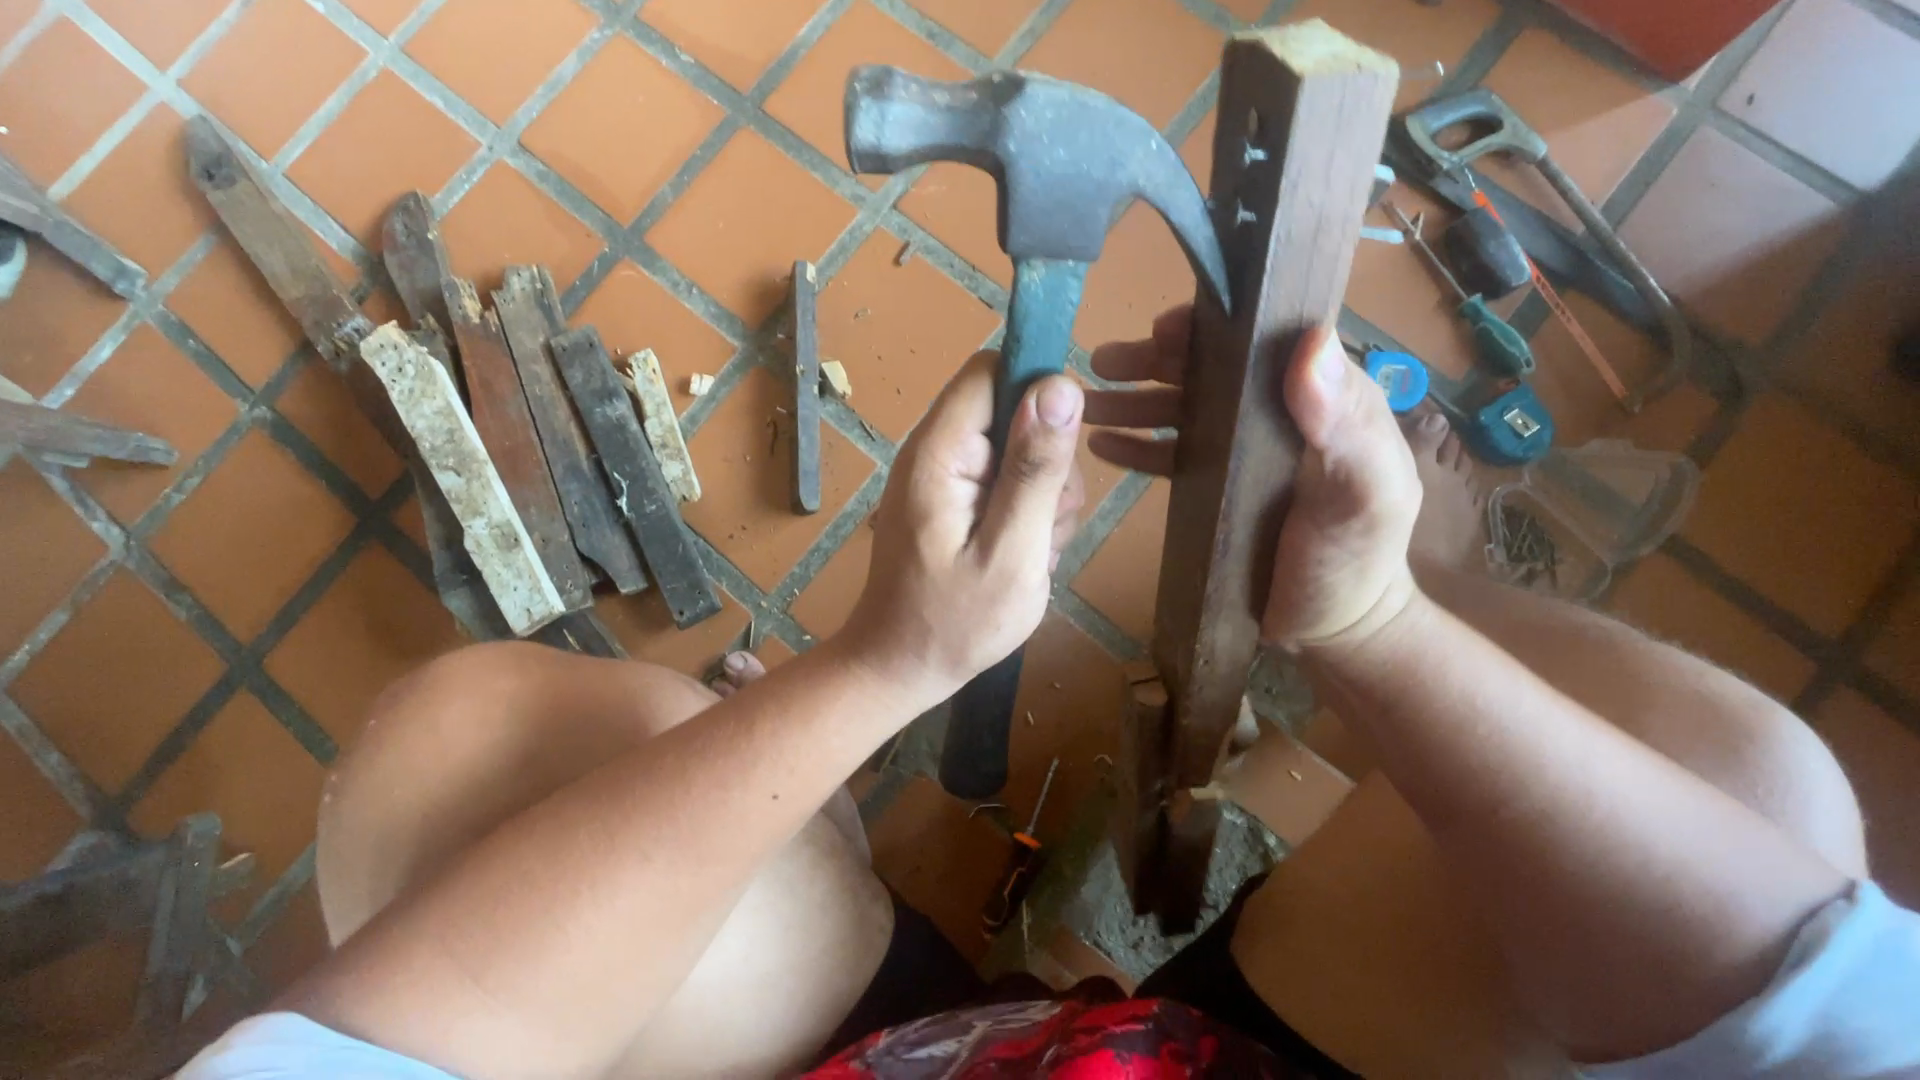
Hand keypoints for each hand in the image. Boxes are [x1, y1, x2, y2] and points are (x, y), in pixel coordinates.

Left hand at [840, 352, 1085, 702]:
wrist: (902, 668)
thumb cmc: (954, 623)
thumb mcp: (1010, 552)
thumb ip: (1035, 470)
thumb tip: (1061, 384)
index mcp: (940, 452)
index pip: (993, 369)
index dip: (1039, 390)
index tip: (1066, 447)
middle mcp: (939, 451)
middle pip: (1016, 413)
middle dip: (1048, 465)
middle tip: (1043, 526)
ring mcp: (948, 477)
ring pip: (1023, 453)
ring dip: (1044, 499)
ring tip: (1030, 552)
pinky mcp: (958, 500)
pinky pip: (1011, 484)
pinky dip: (1028, 517)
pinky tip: (1022, 557)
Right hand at [1086, 306, 1421, 649]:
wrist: (1330, 629)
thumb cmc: (1355, 558)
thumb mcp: (1364, 491)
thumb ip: (1344, 422)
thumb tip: (1309, 342)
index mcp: (1319, 398)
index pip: (1262, 341)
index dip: (1212, 327)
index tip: (1162, 330)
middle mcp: (1275, 412)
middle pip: (1208, 370)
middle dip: (1153, 360)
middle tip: (1103, 362)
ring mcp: (1239, 450)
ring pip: (1180, 409)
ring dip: (1132, 400)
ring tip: (1088, 403)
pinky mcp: (1213, 485)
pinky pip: (1169, 455)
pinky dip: (1135, 445)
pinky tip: (1102, 445)